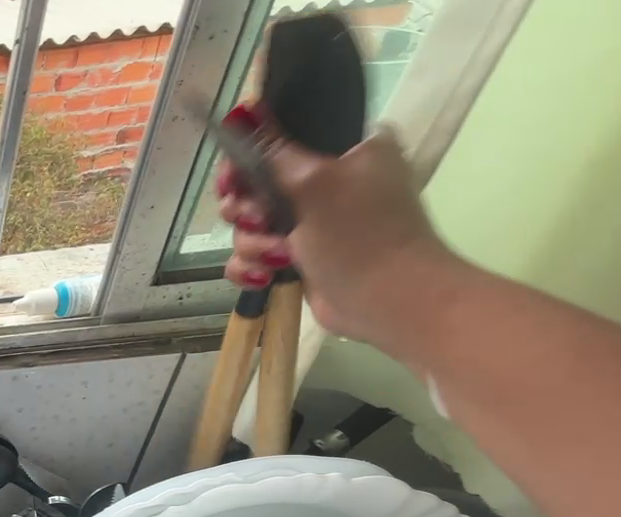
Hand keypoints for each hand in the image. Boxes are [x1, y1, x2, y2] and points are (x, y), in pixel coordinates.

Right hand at [219, 128, 464, 352]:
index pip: (278, 142)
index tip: (234, 182)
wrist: (385, 298)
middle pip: (253, 186)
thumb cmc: (361, 233)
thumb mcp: (317, 183)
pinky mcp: (294, 256)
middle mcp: (325, 181)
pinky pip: (250, 256)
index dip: (245, 162)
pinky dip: (251, 267)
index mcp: (344, 150)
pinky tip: (267, 276)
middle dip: (246, 211)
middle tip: (258, 221)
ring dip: (253, 244)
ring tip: (278, 257)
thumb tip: (241, 113)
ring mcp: (309, 221)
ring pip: (248, 226)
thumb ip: (273, 151)